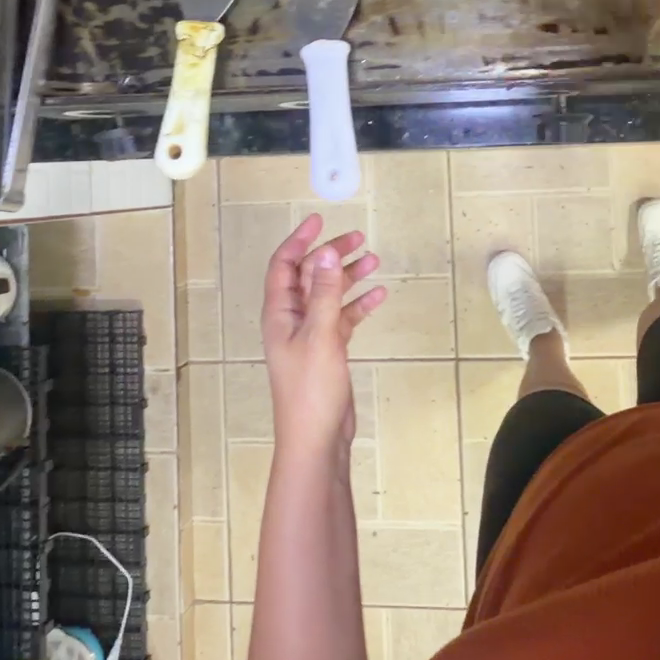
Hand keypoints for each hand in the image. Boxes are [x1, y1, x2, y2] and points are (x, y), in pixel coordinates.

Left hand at [260, 215, 388, 459]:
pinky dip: (359, 305)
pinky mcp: (328, 350)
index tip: (319, 220)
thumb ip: (324, 292)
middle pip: (308, 276)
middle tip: (358, 237)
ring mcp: (310, 335)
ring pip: (329, 295)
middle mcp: (291, 319)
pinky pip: (343, 318)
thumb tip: (326, 251)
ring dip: (348, 277)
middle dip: (331, 254)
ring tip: (374, 260)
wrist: (315, 439)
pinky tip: (379, 295)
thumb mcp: (320, 335)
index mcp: (279, 313)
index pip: (283, 265)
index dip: (299, 240)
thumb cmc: (311, 388)